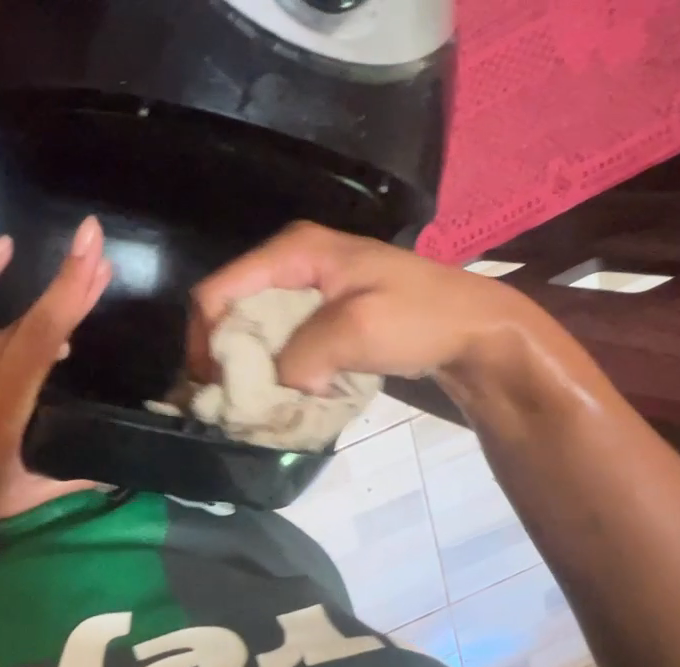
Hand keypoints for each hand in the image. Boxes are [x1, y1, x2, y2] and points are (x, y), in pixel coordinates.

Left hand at [0, 217, 112, 552]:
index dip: (73, 283)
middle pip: (25, 331)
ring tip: (23, 372)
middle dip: (58, 321)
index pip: (46, 328)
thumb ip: (70, 480)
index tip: (93, 239)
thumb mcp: (19, 495)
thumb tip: (114, 476)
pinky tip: (3, 251)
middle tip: (73, 343)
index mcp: (3, 396)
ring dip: (16, 342)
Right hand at [190, 221, 543, 392]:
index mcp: (293, 252)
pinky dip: (272, 371)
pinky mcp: (316, 316)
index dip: (204, 340)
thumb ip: (302, 358)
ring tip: (256, 401)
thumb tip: (278, 385)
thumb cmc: (420, 318)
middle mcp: (289, 264)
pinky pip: (275, 344)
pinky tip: (283, 392)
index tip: (214, 386)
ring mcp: (303, 290)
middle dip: (225, 358)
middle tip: (232, 399)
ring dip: (249, 369)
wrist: (475, 330)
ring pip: (249, 332)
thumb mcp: (357, 332)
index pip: (217, 293)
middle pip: (227, 312)